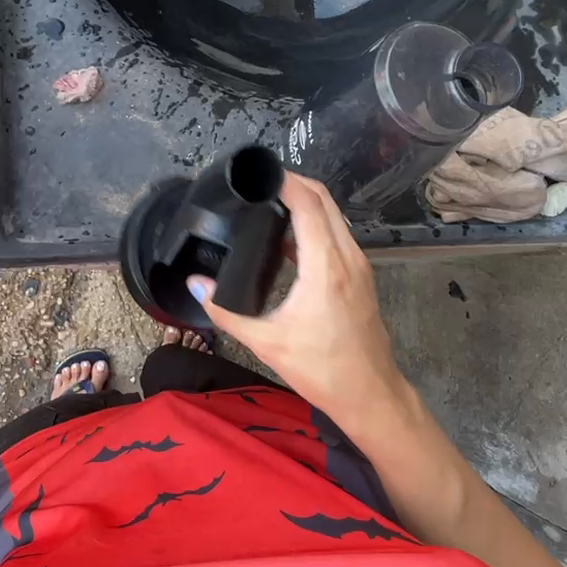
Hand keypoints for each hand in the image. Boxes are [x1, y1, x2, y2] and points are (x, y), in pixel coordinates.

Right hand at [187, 173, 404, 415]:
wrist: (370, 394)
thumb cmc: (321, 370)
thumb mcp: (266, 342)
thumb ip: (227, 311)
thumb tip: (196, 285)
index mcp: (325, 266)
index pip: (309, 204)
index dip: (285, 181)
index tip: (258, 173)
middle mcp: (347, 257)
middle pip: (325, 200)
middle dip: (295, 182)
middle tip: (261, 182)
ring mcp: (359, 266)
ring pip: (335, 216)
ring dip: (308, 202)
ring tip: (272, 203)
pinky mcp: (360, 277)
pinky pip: (338, 235)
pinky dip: (316, 224)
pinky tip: (289, 240)